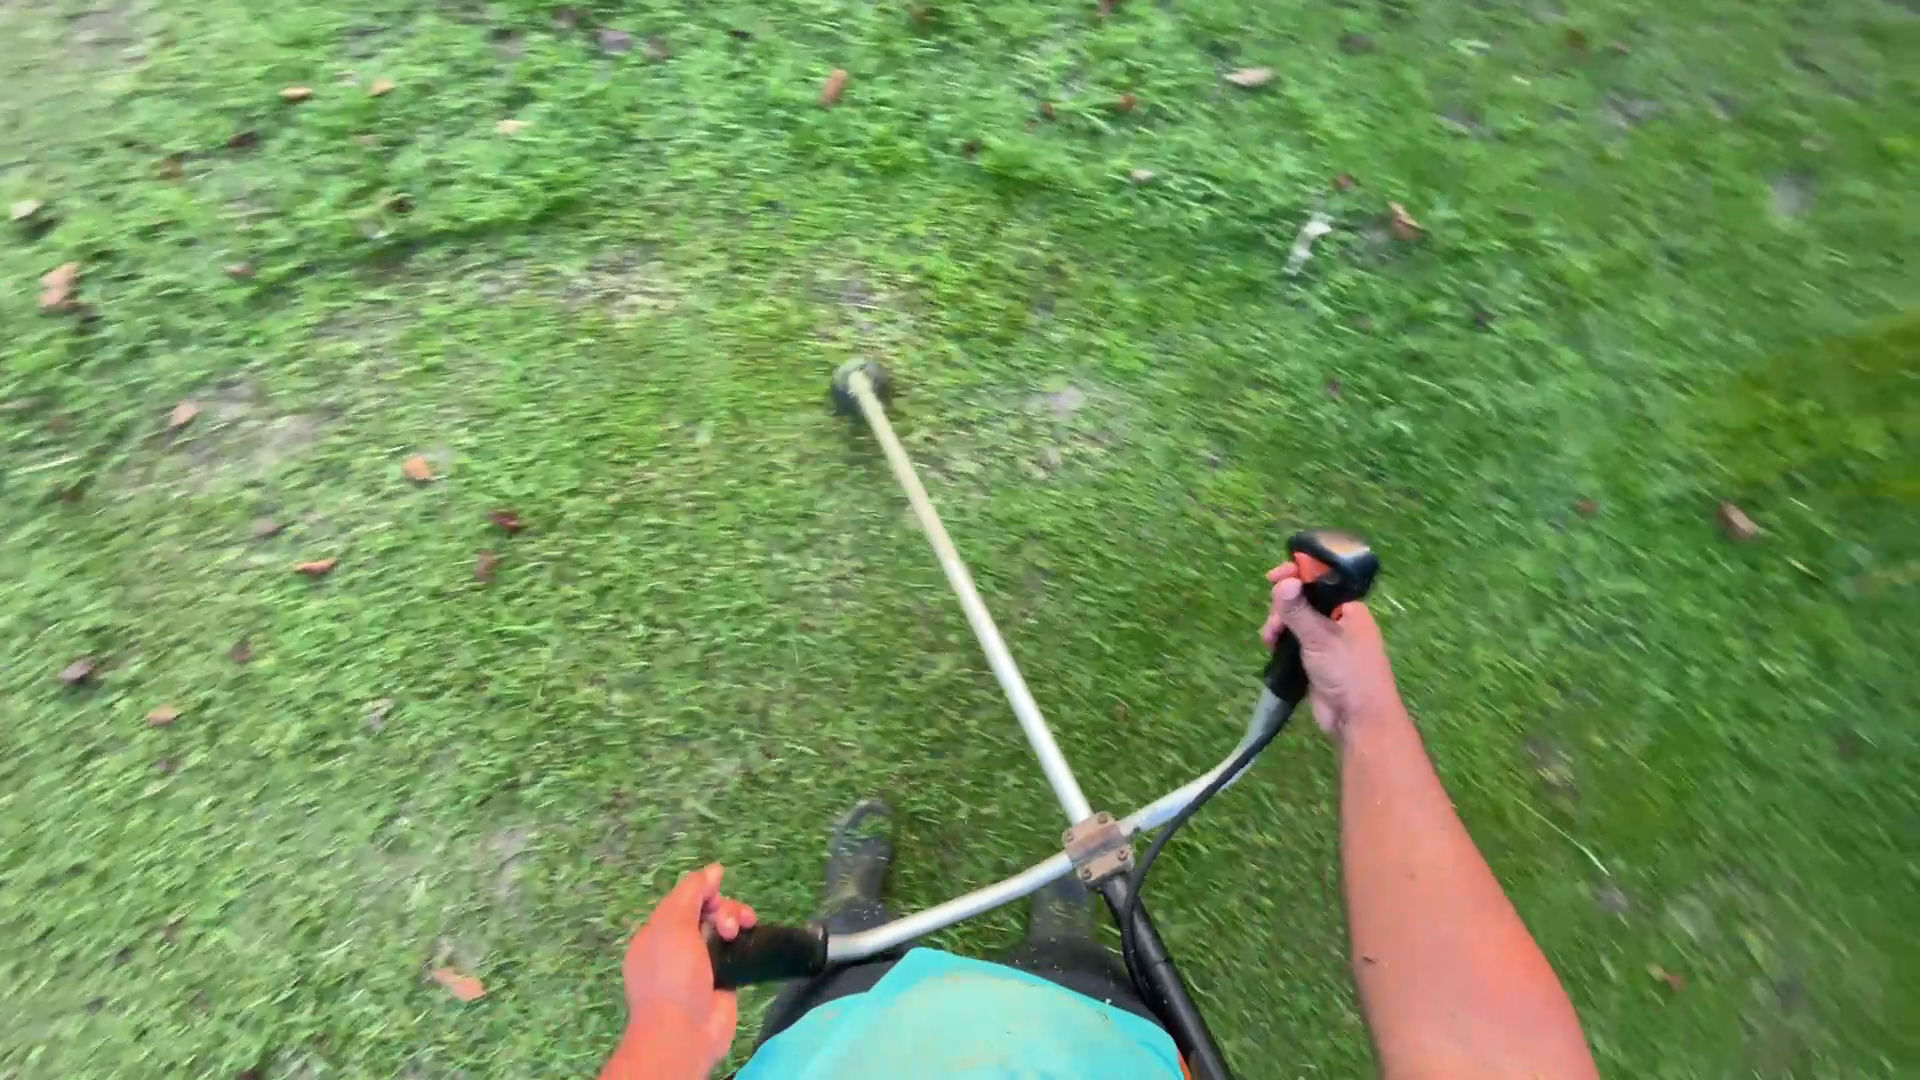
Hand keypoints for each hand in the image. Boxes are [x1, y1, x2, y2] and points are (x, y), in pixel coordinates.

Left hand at [617, 864, 756, 1075]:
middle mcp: (677, 947)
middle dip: (724, 908)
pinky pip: (736, 948)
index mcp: (657, 934)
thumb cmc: (671, 976)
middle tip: (729, 925)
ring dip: (736, 919)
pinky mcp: (723, 978)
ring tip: (743, 929)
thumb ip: (692, 891)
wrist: (683, 1034)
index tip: (715, 898)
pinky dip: (745, 940)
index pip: (684, 900)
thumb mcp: (672, 924)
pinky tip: (752, 937)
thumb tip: (714, 869)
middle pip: (707, 911)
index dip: (703, 894)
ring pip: (724, 927)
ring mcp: (700, 964)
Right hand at [1259, 560, 1399, 741]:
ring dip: (1278, 625)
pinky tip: (1272, 648)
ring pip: (1294, 621)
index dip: (1296, 574)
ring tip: (1270, 640)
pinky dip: (1281, 641)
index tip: (1273, 577)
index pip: (1320, 580)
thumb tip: (1282, 581)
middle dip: (1282, 607)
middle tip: (1274, 622)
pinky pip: (1292, 640)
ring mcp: (1326, 641)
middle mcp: (1338, 621)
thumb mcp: (1320, 637)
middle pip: (1302, 600)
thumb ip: (1298, 609)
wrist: (1358, 719)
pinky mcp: (1314, 659)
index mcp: (1349, 609)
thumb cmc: (1348, 672)